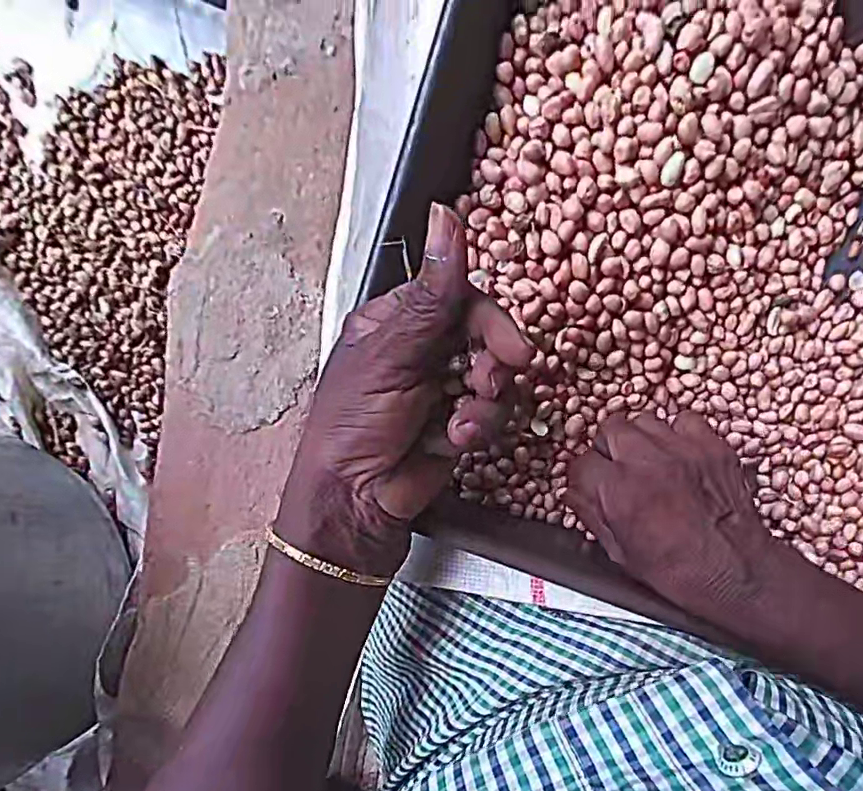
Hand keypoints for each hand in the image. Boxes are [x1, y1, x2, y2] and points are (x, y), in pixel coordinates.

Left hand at [278, 204, 532, 575]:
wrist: (354, 500)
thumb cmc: (351, 427)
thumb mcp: (390, 356)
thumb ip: (430, 296)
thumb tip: (446, 219)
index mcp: (397, 322)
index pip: (459, 300)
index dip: (490, 322)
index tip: (511, 348)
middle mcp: (422, 352)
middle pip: (484, 338)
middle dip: (493, 364)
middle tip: (491, 382)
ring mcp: (442, 389)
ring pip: (494, 378)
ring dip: (485, 402)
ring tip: (462, 422)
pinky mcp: (457, 424)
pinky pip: (489, 414)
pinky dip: (478, 427)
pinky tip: (456, 440)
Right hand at [565, 410, 795, 622]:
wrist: (734, 573)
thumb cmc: (679, 572)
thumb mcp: (622, 553)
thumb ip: (593, 517)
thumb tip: (574, 496)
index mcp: (617, 490)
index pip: (581, 463)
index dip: (583, 477)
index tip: (589, 485)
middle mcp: (646, 461)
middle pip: (609, 429)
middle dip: (607, 449)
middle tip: (616, 469)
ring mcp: (681, 449)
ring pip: (644, 420)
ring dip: (639, 438)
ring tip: (647, 461)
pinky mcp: (711, 445)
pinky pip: (684, 420)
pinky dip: (677, 434)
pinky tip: (678, 455)